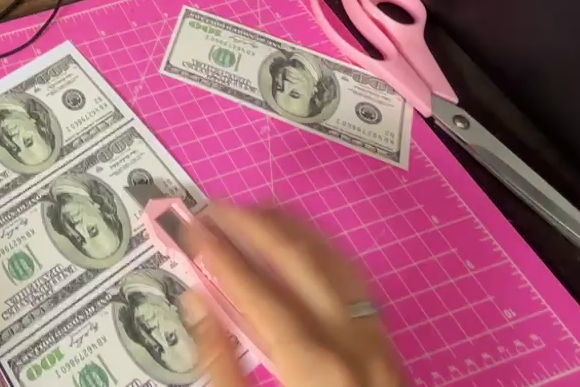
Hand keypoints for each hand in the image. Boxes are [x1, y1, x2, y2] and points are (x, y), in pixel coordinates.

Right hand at [180, 205, 403, 386]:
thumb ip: (223, 368)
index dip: (220, 254)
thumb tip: (197, 303)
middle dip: (252, 224)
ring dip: (288, 228)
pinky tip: (298, 245)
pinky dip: (320, 250)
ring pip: (333, 260)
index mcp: (314, 369)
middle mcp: (351, 345)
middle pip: (298, 260)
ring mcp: (377, 343)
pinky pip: (354, 280)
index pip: (258, 291)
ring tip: (248, 212)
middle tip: (213, 209)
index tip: (190, 227)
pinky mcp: (389, 349)